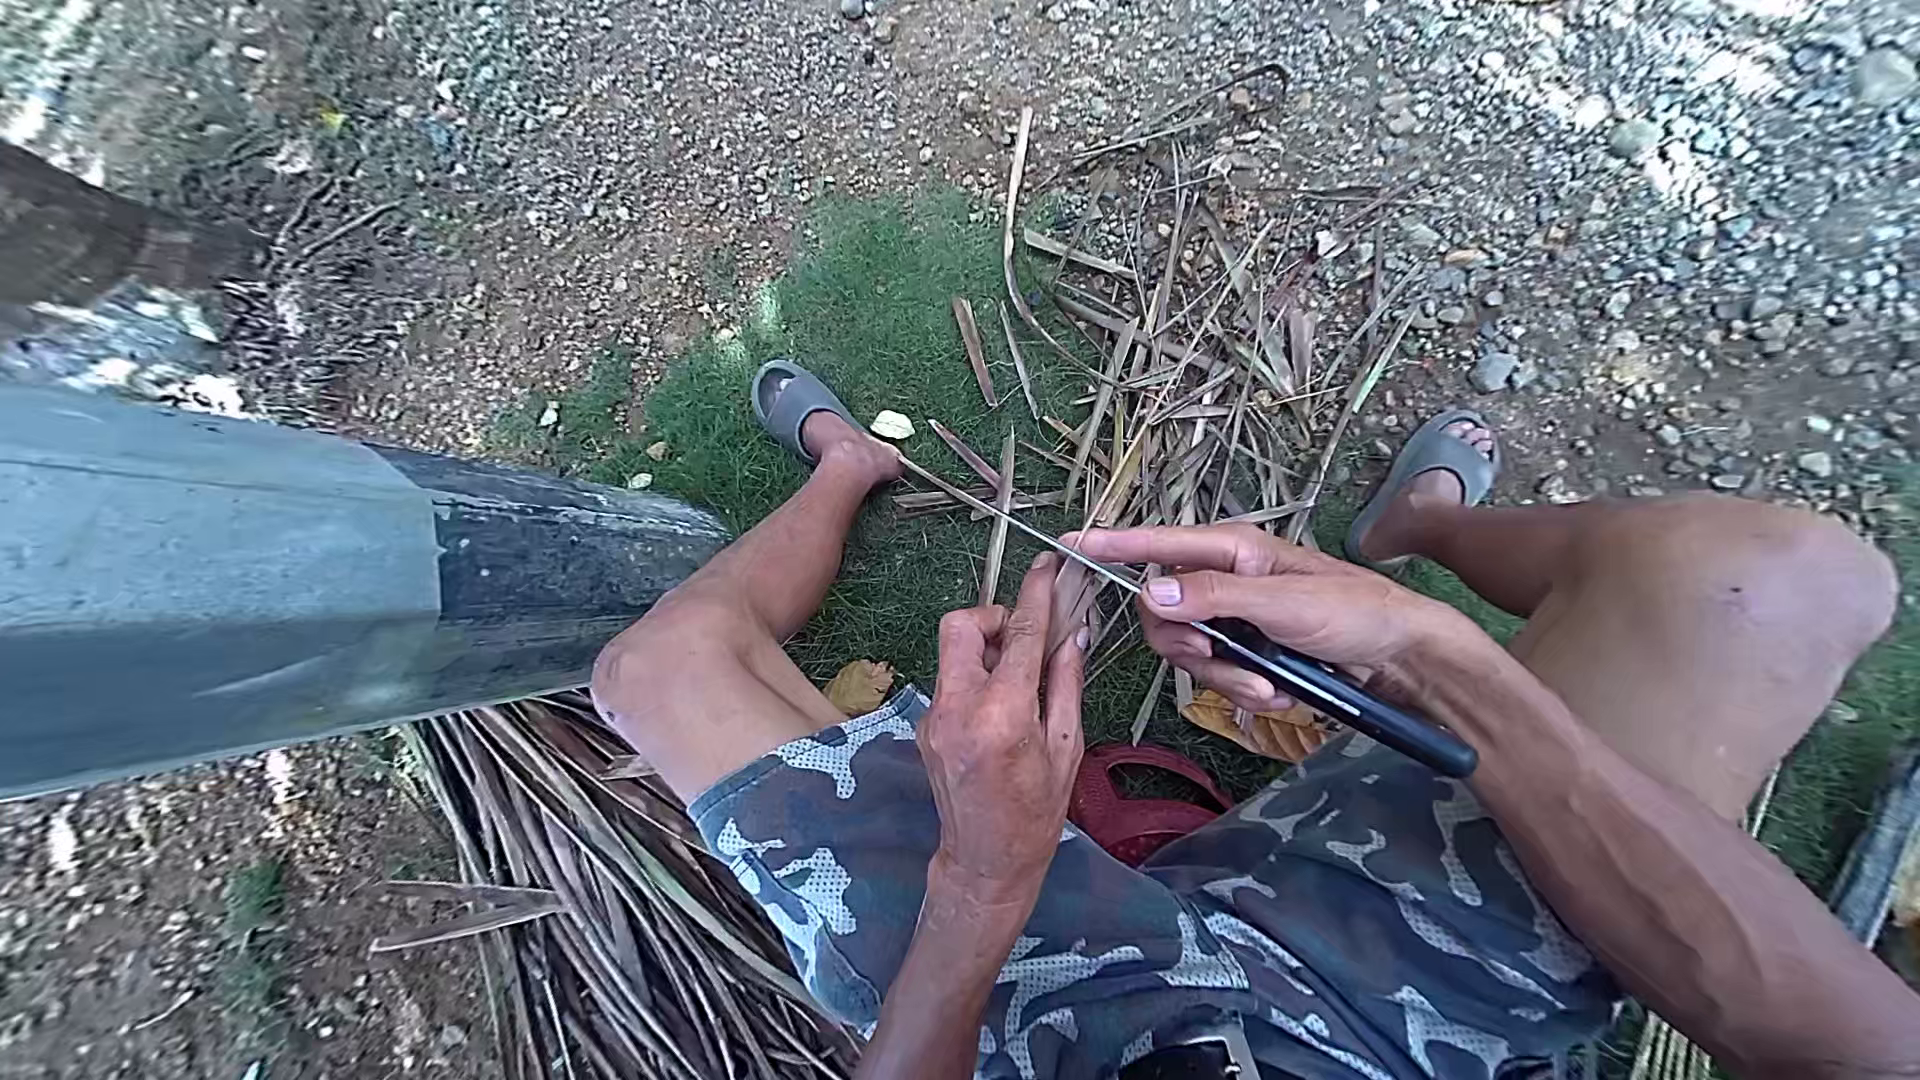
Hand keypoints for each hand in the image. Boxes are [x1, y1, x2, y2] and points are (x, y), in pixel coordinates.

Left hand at [920, 553, 1086, 903]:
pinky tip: (995, 707)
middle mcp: (959, 707)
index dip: (1035, 594)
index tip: (1045, 566)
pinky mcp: (924, 724)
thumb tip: (1073, 635)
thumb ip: (1066, 683)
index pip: (1019, 635)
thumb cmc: (1038, 812)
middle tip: (1019, 638)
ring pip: (951, 651)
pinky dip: (974, 677)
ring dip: (983, 648)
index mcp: (1003, 714)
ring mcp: (934, 716)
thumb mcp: (1066, 746)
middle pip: (960, 625)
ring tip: (1013, 676)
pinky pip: (949, 679)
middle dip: (991, 618)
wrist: (984, 861)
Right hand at [1073, 524, 1477, 714]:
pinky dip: (1238, 685)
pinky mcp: (1241, 646)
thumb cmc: (1353, 612)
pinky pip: (1211, 669)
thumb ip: (1215, 595)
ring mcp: (1228, 615)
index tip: (1072, 545)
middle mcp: (1219, 579)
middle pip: (1162, 610)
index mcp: (1229, 549)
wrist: (1402, 659)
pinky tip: (1274, 689)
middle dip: (1188, 643)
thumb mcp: (1284, 601)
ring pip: (1185, 646)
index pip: (1158, 544)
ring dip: (1221, 674)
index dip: (1113, 544)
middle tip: (1218, 657)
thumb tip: (1148, 591)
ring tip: (1266, 685)